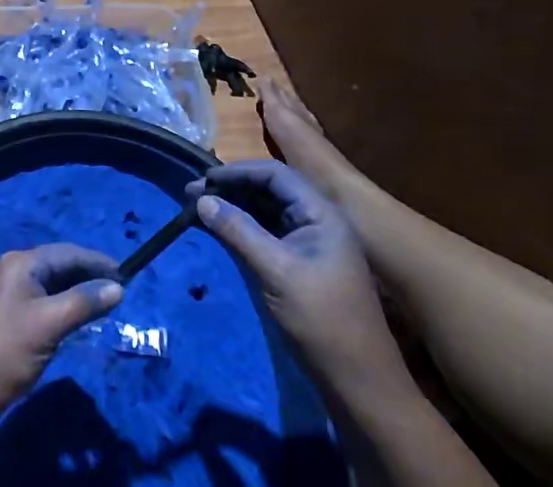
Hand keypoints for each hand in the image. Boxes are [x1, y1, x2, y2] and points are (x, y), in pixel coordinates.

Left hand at [0, 244, 121, 420]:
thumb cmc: (10, 351)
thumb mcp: (51, 324)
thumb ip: (85, 303)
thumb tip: (118, 288)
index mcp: (20, 263)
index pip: (67, 253)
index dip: (97, 262)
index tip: (126, 275)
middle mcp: (13, 268)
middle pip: (59, 263)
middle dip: (89, 274)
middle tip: (119, 290)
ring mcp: (9, 288)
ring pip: (52, 280)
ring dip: (77, 288)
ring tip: (104, 301)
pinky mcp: (9, 308)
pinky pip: (43, 295)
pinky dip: (64, 300)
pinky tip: (78, 313)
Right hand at [188, 162, 401, 384]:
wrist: (359, 381)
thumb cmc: (323, 320)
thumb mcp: (276, 271)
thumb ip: (239, 230)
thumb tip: (201, 200)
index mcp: (322, 214)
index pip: (276, 174)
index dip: (238, 172)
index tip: (204, 180)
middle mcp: (317, 220)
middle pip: (269, 189)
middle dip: (231, 188)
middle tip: (192, 194)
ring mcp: (309, 242)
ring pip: (265, 210)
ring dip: (233, 206)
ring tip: (199, 209)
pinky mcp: (299, 262)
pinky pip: (266, 232)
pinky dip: (241, 227)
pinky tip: (218, 230)